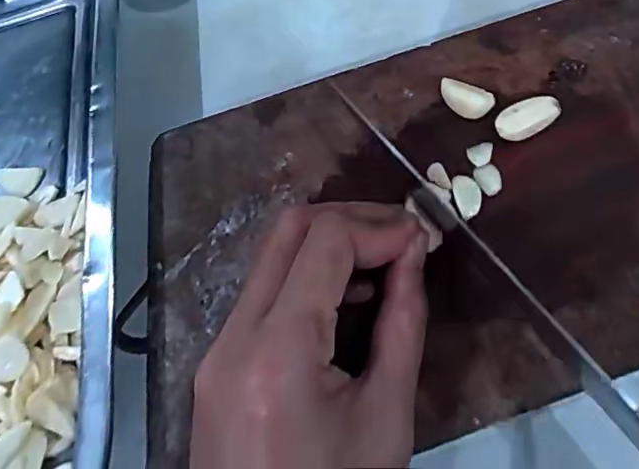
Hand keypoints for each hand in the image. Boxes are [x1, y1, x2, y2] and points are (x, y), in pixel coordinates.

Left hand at [191, 203, 427, 468]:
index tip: (422, 235)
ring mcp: (217, 349)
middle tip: (402, 232)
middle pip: (288, 230)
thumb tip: (414, 251)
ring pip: (272, 253)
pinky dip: (307, 273)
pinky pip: (263, 291)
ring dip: (329, 241)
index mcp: (275, 353)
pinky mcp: (217, 362)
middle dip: (351, 218)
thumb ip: (403, 323)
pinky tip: (347, 293)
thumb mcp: (386, 420)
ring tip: (384, 257)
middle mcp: (233, 337)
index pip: (325, 242)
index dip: (378, 226)